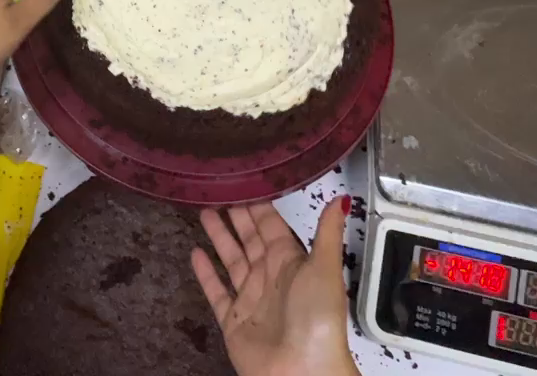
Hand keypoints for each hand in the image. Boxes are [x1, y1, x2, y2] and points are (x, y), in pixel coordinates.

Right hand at [192, 199, 357, 375]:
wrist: (303, 374)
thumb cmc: (316, 318)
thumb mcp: (326, 269)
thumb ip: (328, 232)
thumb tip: (341, 198)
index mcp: (290, 261)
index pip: (270, 225)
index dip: (256, 204)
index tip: (241, 179)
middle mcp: (268, 275)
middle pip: (248, 238)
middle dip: (235, 215)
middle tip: (217, 189)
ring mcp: (250, 298)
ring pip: (230, 259)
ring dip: (218, 236)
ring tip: (203, 211)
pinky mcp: (233, 321)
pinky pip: (217, 292)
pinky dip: (205, 274)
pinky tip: (194, 253)